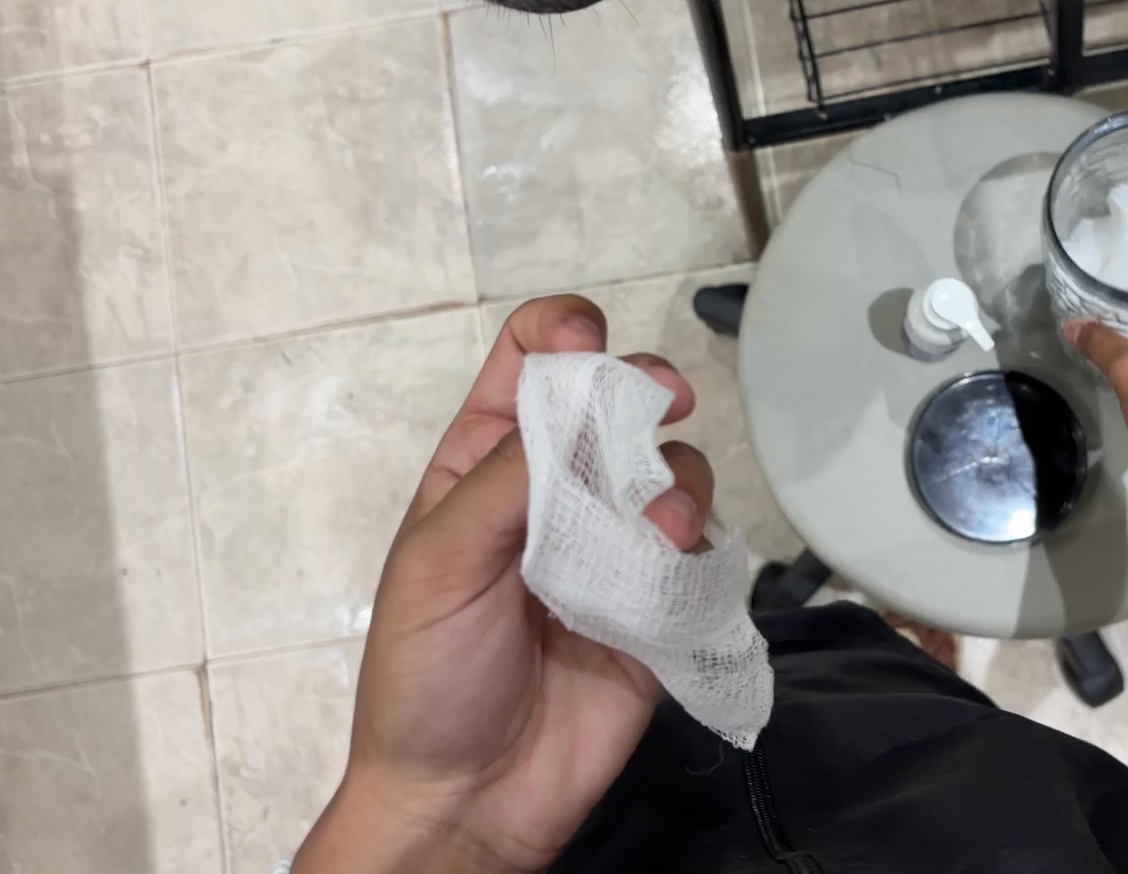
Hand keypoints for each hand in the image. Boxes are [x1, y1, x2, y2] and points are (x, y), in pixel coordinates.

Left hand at [296, 295, 713, 872]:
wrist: (475, 799)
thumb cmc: (428, 672)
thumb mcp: (438, 563)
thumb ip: (507, 478)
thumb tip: (584, 409)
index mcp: (492, 459)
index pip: (532, 359)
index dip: (561, 330)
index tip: (588, 338)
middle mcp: (561, 483)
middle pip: (617, 397)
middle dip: (644, 383)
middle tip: (667, 396)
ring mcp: (616, 534)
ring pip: (670, 462)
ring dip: (676, 478)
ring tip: (662, 529)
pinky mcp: (661, 584)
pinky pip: (699, 536)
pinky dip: (696, 537)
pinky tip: (673, 565)